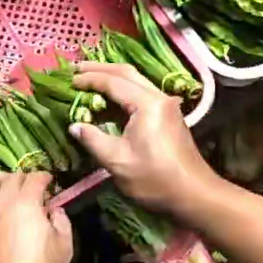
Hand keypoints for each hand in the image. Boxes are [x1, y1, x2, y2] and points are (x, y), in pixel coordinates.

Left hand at [0, 172, 72, 262]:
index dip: (45, 177)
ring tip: (9, 184)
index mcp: (27, 204)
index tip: (51, 183)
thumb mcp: (65, 248)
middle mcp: (1, 203)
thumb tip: (54, 211)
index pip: (35, 178)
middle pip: (12, 178)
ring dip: (2, 180)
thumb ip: (62, 222)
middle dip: (25, 177)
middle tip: (34, 187)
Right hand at [69, 62, 220, 215]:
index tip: (68, 79)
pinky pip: (141, 94)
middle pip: (126, 73)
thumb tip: (75, 126)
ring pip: (135, 82)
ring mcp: (166, 106)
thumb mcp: (117, 161)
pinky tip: (108, 99)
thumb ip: (93, 139)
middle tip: (75, 68)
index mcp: (147, 104)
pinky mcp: (168, 116)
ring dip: (111, 78)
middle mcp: (159, 97)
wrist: (194, 194)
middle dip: (100, 69)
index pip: (113, 82)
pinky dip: (122, 92)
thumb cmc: (155, 179)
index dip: (89, 79)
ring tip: (88, 79)